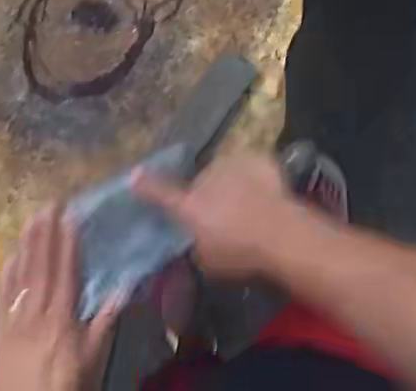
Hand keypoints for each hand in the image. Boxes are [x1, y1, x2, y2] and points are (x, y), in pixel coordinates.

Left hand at [0, 202, 122, 390]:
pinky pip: (1, 299)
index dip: (69, 242)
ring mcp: (13, 324)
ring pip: (21, 277)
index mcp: (62, 319)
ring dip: (27, 246)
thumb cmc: (64, 388)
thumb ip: (106, 321)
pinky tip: (10, 256)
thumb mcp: (93, 359)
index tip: (72, 214)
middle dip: (46, 234)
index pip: (66, 272)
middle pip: (41, 267)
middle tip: (50, 203)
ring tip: (32, 218)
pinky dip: (6, 276)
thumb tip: (127, 284)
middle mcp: (36, 315)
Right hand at [132, 152, 316, 278]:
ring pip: (225, 170)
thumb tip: (191, 236)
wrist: (279, 231)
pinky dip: (252, 175)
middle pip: (201, 182)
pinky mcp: (257, 155)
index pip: (161, 193)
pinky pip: (249, 165)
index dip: (146, 185)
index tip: (135, 175)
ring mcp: (233, 162)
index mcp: (189, 205)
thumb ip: (192, 242)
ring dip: (230, 181)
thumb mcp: (206, 259)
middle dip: (207, 193)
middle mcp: (206, 177)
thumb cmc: (239, 253)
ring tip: (246, 202)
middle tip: (222, 212)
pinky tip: (263, 192)